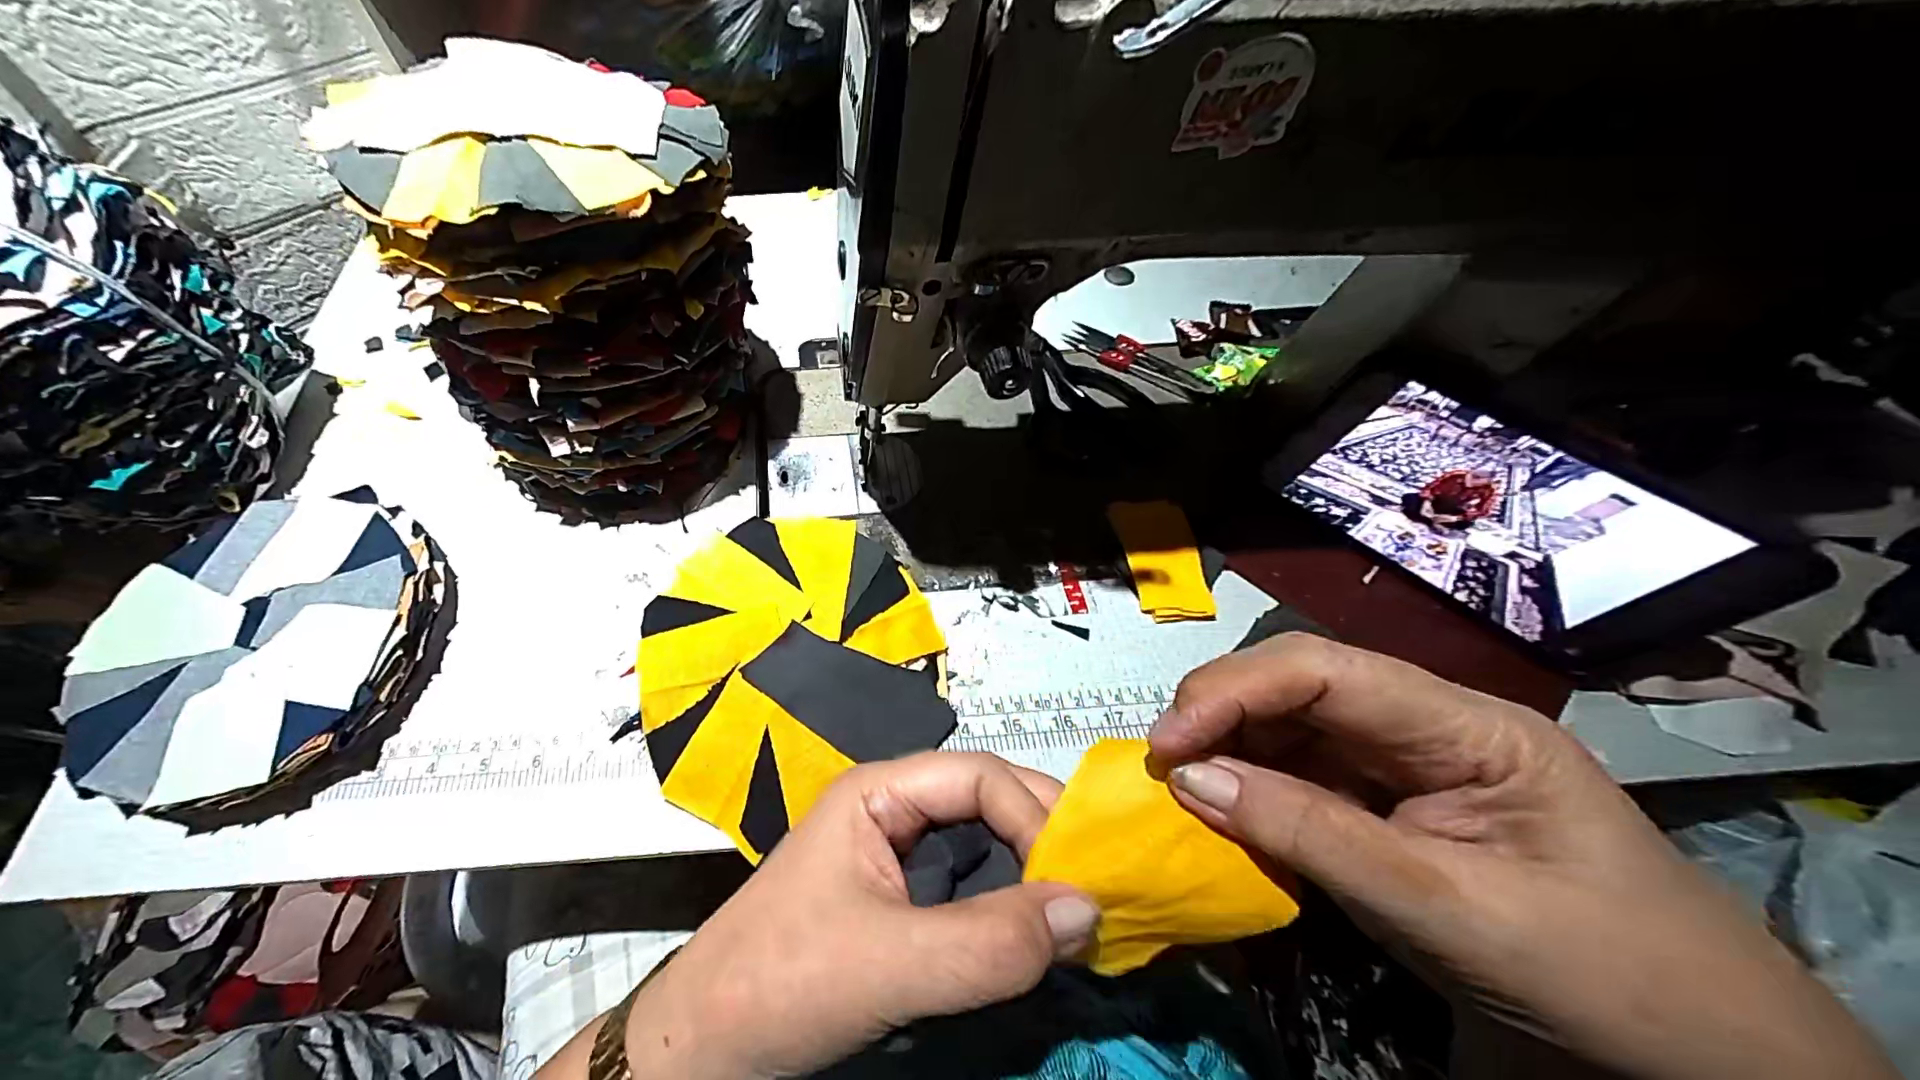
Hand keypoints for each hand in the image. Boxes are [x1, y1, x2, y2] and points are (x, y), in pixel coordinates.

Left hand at [542, 752, 1098, 1079]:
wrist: (699, 1055)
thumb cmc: (779, 985)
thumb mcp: (888, 963)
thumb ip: (988, 943)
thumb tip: (1087, 910)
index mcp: (879, 792)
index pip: (977, 776)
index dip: (1032, 813)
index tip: (1073, 876)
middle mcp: (892, 810)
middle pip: (984, 801)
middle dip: (1039, 835)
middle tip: (1092, 884)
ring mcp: (896, 855)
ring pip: (982, 844)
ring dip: (1030, 872)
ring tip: (1076, 910)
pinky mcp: (900, 901)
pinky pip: (970, 887)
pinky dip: (1008, 906)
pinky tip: (1035, 933)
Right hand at [1150, 633, 1896, 1079]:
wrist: (1710, 1066)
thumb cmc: (1607, 978)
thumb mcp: (1450, 911)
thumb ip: (1313, 836)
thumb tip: (1189, 779)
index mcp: (1464, 724)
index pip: (1324, 669)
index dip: (1233, 689)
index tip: (1168, 742)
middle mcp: (1425, 726)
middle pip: (1298, 687)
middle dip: (1222, 714)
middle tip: (1163, 765)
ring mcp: (1406, 766)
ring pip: (1292, 730)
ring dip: (1231, 754)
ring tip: (1183, 790)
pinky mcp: (1390, 808)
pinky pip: (1303, 780)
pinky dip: (1256, 795)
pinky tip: (1230, 817)